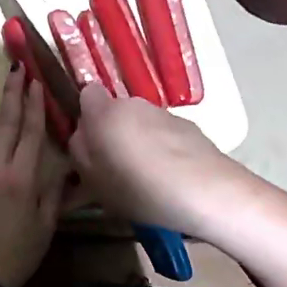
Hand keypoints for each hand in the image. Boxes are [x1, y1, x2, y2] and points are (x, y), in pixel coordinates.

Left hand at [0, 66, 67, 286]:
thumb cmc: (18, 255)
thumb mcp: (47, 225)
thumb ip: (53, 191)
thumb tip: (63, 164)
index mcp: (23, 177)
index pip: (31, 131)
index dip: (35, 104)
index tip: (37, 81)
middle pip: (6, 122)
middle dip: (13, 92)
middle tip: (16, 66)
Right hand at [67, 84, 249, 234]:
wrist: (206, 192)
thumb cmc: (138, 189)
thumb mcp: (92, 180)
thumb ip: (79, 151)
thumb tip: (82, 135)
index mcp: (105, 113)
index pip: (87, 94)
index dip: (86, 117)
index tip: (87, 144)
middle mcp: (134, 104)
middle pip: (115, 112)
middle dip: (112, 133)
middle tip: (112, 168)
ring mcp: (165, 114)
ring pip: (141, 124)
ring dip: (137, 142)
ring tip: (143, 177)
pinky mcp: (190, 127)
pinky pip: (164, 135)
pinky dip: (161, 150)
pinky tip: (167, 177)